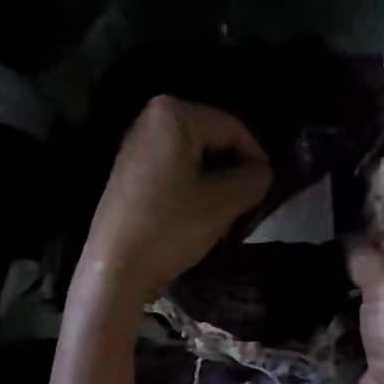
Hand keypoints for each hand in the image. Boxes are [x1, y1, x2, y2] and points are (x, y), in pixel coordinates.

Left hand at [80, 95, 272, 302]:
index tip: (268, 190)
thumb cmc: (170, 228)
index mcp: (173, 113)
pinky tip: (195, 220)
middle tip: (246, 205)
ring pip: (191, 161)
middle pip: (210, 141)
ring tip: (224, 216)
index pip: (232, 128)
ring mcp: (134, 149)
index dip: (256, 158)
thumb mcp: (222, 204)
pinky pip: (171, 176)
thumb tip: (262, 173)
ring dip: (212, 186)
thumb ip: (252, 180)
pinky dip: (189, 193)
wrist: (115, 270)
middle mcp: (149, 120)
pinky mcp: (126, 179)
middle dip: (232, 172)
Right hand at [347, 228, 383, 383]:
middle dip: (362, 274)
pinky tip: (335, 327)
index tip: (349, 256)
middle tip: (337, 280)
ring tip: (331, 302)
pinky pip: (369, 327)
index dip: (377, 242)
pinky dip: (352, 326)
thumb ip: (365, 257)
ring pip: (377, 300)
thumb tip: (349, 249)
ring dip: (353, 302)